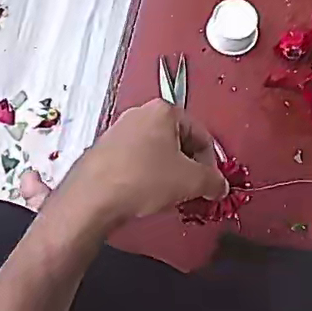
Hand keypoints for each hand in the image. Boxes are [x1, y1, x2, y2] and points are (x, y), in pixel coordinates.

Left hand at [47, 100, 228, 230]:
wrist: (92, 199)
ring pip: (157, 152)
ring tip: (167, 195)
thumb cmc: (143, 180)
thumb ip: (213, 181)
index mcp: (164, 111)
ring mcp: (118, 130)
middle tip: (191, 190)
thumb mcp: (191, 182)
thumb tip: (219, 186)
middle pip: (178, 141)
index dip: (211, 163)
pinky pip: (136, 160)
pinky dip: (146, 176)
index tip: (210, 184)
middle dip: (188, 168)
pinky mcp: (104, 150)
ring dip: (168, 173)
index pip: (201, 135)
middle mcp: (139, 114)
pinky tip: (144, 195)